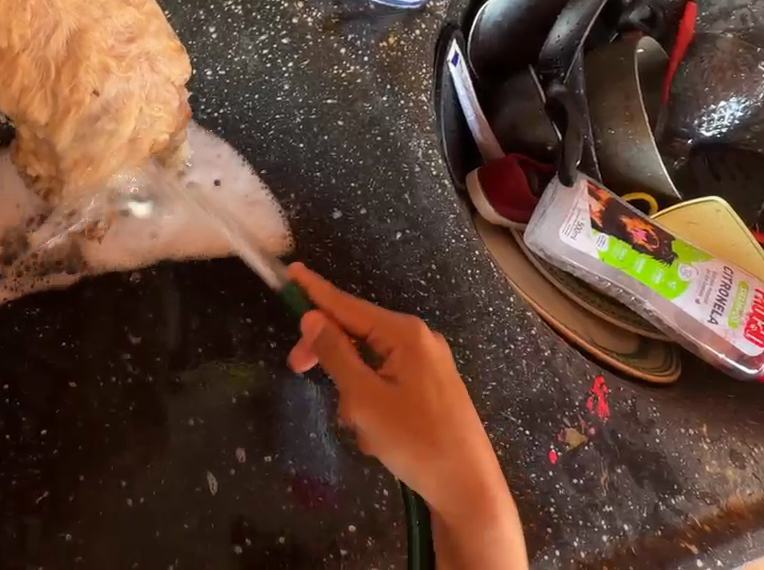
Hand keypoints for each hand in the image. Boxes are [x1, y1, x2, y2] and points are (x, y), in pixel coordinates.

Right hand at [286, 263, 524, 566]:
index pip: (347, 305)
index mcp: (404, 334)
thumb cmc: (416, 443)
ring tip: (362, 430)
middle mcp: (418, 340)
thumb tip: (312, 317)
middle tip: (296, 368)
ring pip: (370, 363)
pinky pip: (387, 382)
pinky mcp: (431, 388)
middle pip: (358, 333)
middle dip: (330, 355)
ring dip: (354, 392)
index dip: (315, 290)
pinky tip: (378, 439)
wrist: (472, 493)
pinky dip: (374, 403)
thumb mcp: (364, 399)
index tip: (291, 271)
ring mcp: (428, 364)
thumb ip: (335, 354)